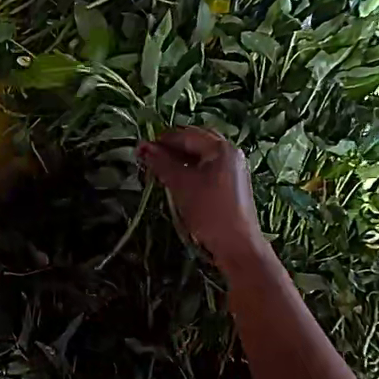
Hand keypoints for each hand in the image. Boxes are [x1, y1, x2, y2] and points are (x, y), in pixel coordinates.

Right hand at [137, 126, 268, 268]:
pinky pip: (208, 169)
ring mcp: (233, 168)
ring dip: (180, 160)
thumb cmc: (209, 211)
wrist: (236, 244)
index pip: (186, 135)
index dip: (162, 140)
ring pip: (202, 156)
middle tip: (150, 158)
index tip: (142, 149)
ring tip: (160, 169)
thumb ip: (161, 163)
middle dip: (172, 148)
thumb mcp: (181, 184)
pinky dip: (191, 170)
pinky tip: (177, 180)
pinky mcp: (232, 184)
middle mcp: (230, 152)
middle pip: (196, 142)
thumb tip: (142, 146)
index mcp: (220, 148)